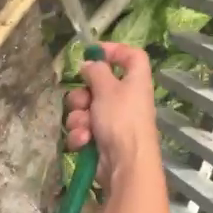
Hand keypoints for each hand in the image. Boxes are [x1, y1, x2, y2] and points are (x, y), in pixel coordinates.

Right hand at [64, 42, 158, 185]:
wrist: (124, 161)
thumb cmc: (121, 119)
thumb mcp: (107, 89)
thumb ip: (96, 72)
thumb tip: (89, 64)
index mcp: (134, 80)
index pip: (130, 56)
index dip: (114, 50)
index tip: (93, 52)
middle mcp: (124, 97)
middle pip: (97, 86)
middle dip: (82, 95)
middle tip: (81, 101)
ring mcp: (112, 119)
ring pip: (84, 110)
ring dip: (78, 119)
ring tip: (84, 128)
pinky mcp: (100, 139)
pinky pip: (83, 130)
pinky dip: (80, 135)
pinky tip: (84, 141)